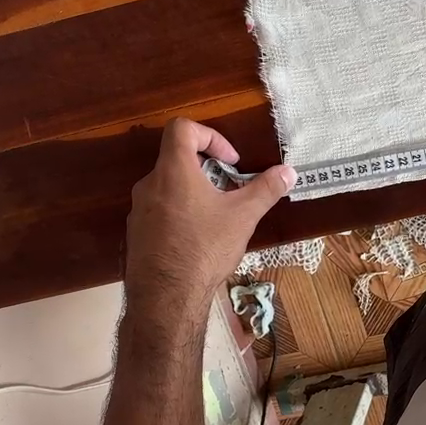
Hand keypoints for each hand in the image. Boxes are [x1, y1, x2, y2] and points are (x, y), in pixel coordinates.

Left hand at [125, 119, 294, 326]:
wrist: (166, 296)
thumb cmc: (205, 248)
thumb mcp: (243, 216)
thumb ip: (265, 189)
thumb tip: (289, 171)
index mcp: (174, 171)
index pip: (182, 128)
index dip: (210, 135)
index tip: (231, 161)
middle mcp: (150, 184)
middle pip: (176, 159)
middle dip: (208, 169)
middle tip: (230, 191)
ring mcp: (138, 209)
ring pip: (169, 187)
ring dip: (195, 192)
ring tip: (218, 217)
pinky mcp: (137, 232)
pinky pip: (160, 210)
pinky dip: (181, 213)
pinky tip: (199, 240)